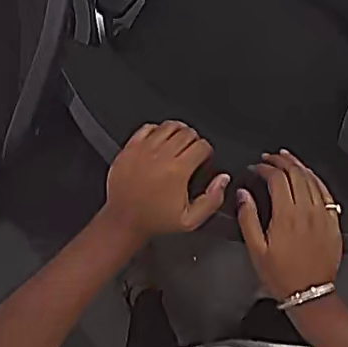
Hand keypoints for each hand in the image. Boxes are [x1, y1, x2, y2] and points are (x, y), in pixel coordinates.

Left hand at [102, 121, 228, 239]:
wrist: (124, 220)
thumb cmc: (155, 220)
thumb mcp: (191, 220)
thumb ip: (212, 199)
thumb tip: (223, 179)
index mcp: (178, 171)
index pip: (202, 145)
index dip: (207, 151)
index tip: (204, 158)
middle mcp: (161, 156)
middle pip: (187, 133)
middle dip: (194, 140)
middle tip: (192, 152)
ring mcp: (144, 150)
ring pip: (169, 126)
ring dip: (177, 132)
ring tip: (178, 142)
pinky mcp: (130, 148)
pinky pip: (147, 128)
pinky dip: (156, 131)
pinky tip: (159, 141)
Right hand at [237, 150, 341, 298]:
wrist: (310, 294)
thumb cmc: (282, 276)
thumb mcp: (256, 250)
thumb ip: (248, 218)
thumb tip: (243, 195)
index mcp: (286, 215)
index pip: (277, 179)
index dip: (265, 168)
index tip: (257, 168)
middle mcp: (307, 210)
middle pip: (296, 173)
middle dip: (281, 161)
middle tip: (270, 158)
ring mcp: (323, 214)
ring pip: (312, 179)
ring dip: (298, 165)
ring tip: (287, 158)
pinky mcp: (333, 220)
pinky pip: (326, 192)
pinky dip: (316, 178)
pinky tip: (309, 175)